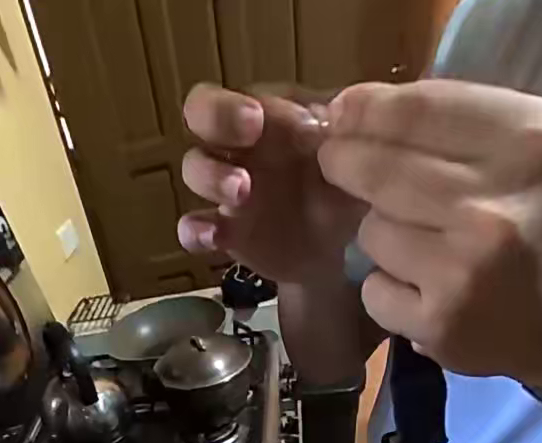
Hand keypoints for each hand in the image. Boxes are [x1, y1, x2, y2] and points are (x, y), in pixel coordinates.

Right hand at [179, 84, 365, 285]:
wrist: (335, 246)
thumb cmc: (339, 187)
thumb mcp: (349, 157)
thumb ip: (342, 135)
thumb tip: (336, 120)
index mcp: (265, 117)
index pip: (233, 96)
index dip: (235, 106)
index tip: (257, 121)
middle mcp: (237, 146)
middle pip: (200, 115)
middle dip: (215, 122)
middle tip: (246, 139)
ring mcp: (226, 190)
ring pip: (195, 169)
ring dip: (211, 177)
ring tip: (242, 193)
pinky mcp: (224, 232)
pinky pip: (192, 229)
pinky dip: (196, 232)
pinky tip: (214, 237)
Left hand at [317, 80, 541, 388]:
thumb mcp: (531, 150)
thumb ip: (460, 124)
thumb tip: (364, 116)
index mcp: (528, 144)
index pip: (421, 111)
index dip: (366, 111)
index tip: (340, 115)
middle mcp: (493, 205)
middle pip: (380, 171)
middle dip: (347, 165)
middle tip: (336, 164)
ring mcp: (462, 269)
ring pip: (372, 231)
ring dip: (381, 237)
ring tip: (416, 247)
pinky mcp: (438, 321)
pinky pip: (373, 290)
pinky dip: (386, 291)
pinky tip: (418, 293)